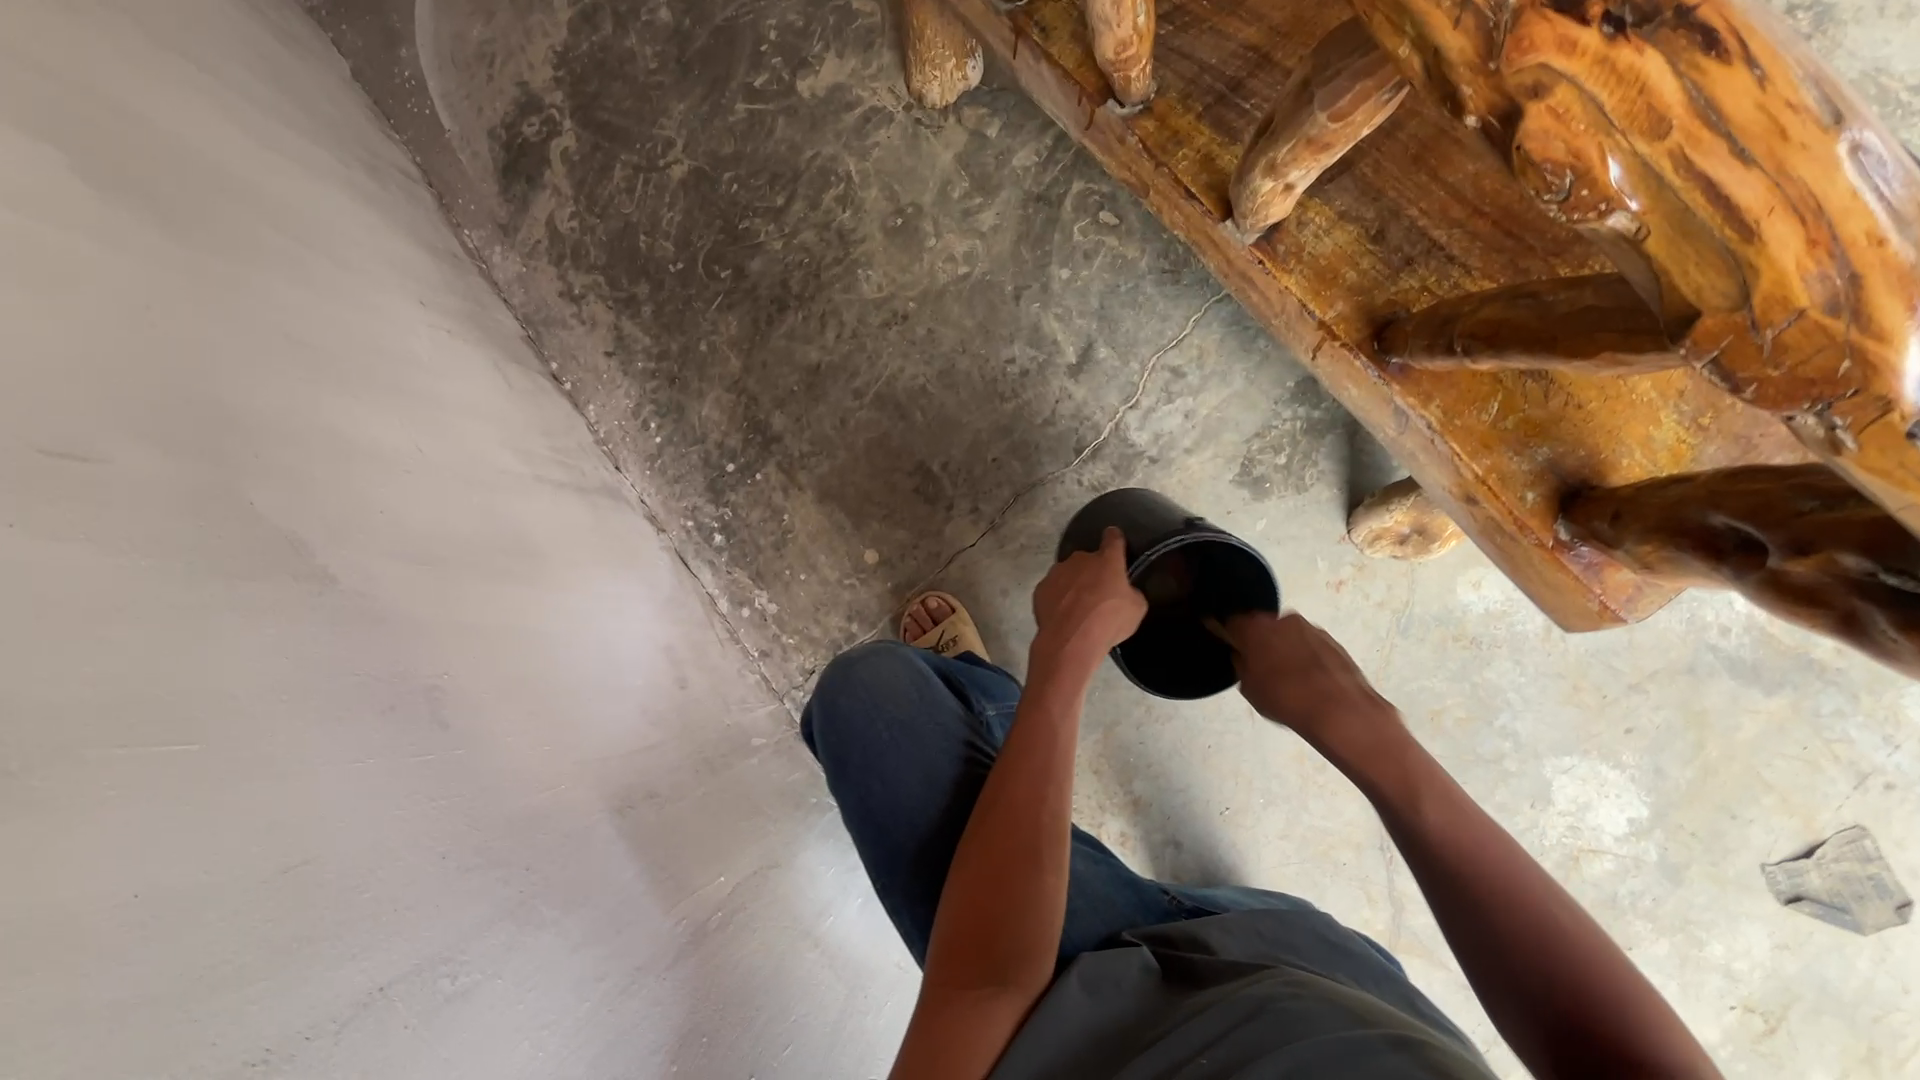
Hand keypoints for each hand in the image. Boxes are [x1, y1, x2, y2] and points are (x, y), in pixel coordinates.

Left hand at [1031, 528, 1147, 666]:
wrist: (1070, 640)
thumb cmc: (1109, 621)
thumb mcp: (1136, 609)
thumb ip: (1131, 592)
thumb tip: (1125, 591)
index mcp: (1107, 560)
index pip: (1113, 538)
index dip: (1115, 538)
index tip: (1114, 538)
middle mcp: (1080, 559)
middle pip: (1088, 560)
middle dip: (1093, 572)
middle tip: (1097, 593)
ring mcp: (1057, 572)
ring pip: (1068, 573)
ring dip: (1073, 584)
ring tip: (1077, 608)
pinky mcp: (1041, 588)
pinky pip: (1053, 589)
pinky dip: (1058, 598)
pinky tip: (1062, 614)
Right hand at [1216, 612, 1404, 761]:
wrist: (1340, 710)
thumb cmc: (1285, 699)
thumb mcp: (1248, 688)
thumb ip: (1241, 665)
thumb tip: (1243, 655)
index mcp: (1253, 628)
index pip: (1230, 622)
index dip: (1225, 633)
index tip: (1224, 642)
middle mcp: (1281, 620)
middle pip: (1261, 625)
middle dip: (1257, 640)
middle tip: (1257, 665)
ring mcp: (1309, 628)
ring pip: (1286, 634)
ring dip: (1282, 647)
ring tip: (1285, 676)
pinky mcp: (1331, 640)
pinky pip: (1307, 643)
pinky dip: (1303, 655)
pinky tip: (1306, 678)